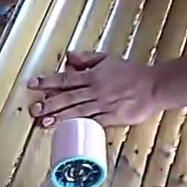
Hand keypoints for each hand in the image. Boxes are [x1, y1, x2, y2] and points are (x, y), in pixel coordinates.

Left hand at [29, 51, 159, 125]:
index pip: (65, 79)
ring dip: (59, 117)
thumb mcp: (108, 59)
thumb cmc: (131, 73)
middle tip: (34, 109)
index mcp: (93, 76)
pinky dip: (79, 125)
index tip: (32, 84)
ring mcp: (102, 105)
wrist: (154, 86)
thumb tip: (68, 56)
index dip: (48, 81)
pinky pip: (92, 122)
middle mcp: (95, 91)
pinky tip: (67, 130)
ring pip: (77, 111)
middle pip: (67, 97)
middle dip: (49, 103)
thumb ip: (87, 58)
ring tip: (43, 123)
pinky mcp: (111, 118)